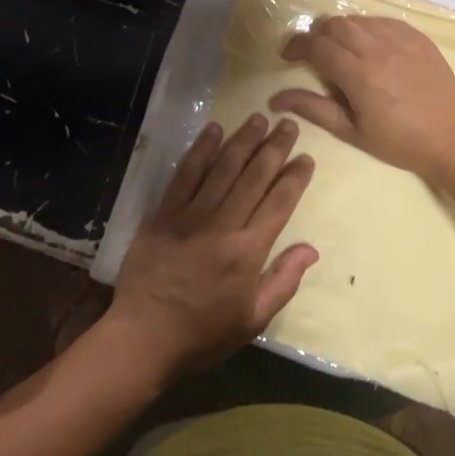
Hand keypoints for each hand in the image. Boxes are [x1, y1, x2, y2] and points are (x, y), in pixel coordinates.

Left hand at [110, 114, 316, 377]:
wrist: (143, 337)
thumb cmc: (203, 334)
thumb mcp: (252, 320)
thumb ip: (283, 281)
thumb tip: (311, 249)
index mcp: (247, 253)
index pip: (279, 204)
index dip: (295, 178)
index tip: (306, 157)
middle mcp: (222, 226)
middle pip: (254, 177)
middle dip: (274, 148)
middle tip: (287, 124)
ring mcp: (190, 216)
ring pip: (222, 168)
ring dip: (242, 140)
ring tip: (258, 118)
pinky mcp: (164, 214)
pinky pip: (185, 174)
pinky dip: (200, 150)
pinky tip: (213, 130)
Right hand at [270, 15, 454, 183]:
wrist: (452, 138)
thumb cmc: (399, 142)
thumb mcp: (352, 131)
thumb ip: (314, 108)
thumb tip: (276, 98)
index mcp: (360, 75)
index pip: (317, 45)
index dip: (297, 46)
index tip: (288, 57)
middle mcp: (378, 49)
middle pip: (335, 25)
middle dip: (317, 35)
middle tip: (313, 54)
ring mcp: (401, 39)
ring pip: (358, 19)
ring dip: (342, 30)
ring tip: (341, 50)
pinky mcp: (418, 37)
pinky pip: (383, 21)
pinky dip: (367, 28)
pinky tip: (369, 47)